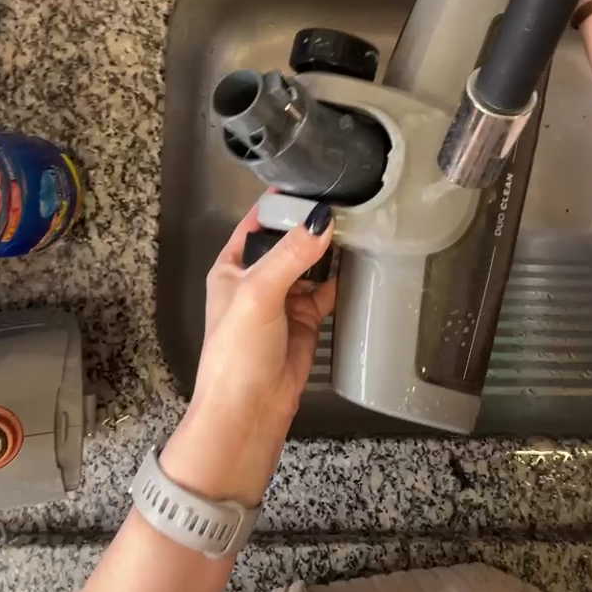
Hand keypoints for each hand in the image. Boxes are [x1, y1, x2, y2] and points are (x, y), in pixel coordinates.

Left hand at [161, 201, 336, 505]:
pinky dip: (341, 279)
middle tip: (345, 201)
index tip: (312, 182)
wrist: (249, 409)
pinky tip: (358, 264)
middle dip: (311, 225)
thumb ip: (290, 255)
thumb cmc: (237, 351)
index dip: (281, 203)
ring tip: (357, 225)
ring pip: (311, 264)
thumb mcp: (259, 293)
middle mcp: (257, 278)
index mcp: (233, 265)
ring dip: (329, 250)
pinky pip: (327, 291)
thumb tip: (322, 220)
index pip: (258, 222)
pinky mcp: (305, 320)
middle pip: (288, 240)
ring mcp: (283, 299)